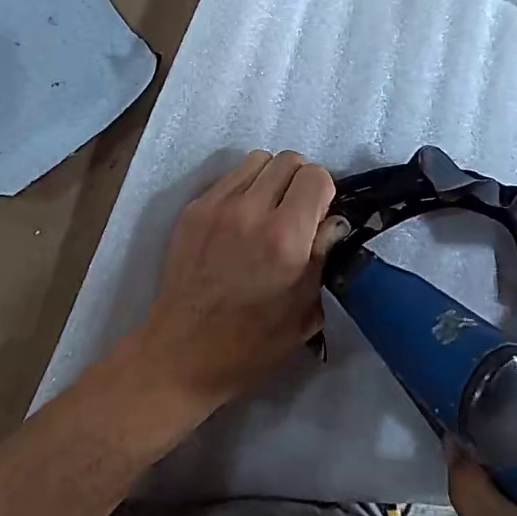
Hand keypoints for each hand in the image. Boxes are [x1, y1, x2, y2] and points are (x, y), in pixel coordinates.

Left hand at [130, 150, 343, 406]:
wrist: (181, 355)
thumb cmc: (252, 343)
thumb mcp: (306, 310)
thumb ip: (325, 254)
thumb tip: (335, 219)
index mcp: (286, 238)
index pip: (317, 176)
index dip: (324, 193)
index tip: (319, 216)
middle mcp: (252, 212)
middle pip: (289, 159)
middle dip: (300, 181)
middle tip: (296, 211)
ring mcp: (218, 207)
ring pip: (259, 159)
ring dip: (271, 178)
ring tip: (268, 209)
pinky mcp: (193, 209)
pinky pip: (230, 176)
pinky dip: (244, 188)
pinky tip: (241, 219)